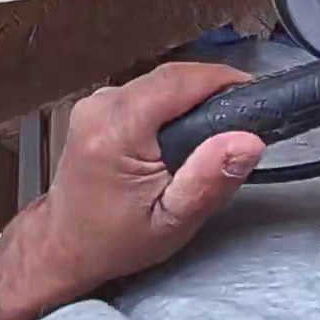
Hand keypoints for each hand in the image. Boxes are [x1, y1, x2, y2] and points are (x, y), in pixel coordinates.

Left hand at [2, 63, 266, 312]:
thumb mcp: (172, 221)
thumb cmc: (115, 240)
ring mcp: (93, 103)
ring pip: (157, 80)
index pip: (176, 81)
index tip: (252, 92)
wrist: (66, 243)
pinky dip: (170, 104)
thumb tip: (247, 141)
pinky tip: (181, 132)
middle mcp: (98, 107)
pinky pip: (144, 90)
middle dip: (209, 89)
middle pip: (168, 77)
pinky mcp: (96, 106)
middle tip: (240, 118)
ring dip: (189, 96)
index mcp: (114, 131)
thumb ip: (209, 179)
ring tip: (214, 129)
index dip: (220, 79)